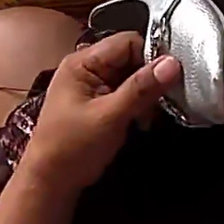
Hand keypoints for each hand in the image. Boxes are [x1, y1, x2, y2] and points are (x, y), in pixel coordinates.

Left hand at [19, 33, 182, 196]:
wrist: (51, 181)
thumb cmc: (72, 148)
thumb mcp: (110, 116)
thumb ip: (141, 89)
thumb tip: (172, 64)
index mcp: (82, 62)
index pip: (127, 42)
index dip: (151, 57)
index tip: (168, 79)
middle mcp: (87, 69)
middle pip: (132, 59)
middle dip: (149, 80)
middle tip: (158, 104)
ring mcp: (93, 87)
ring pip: (132, 78)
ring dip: (145, 96)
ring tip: (146, 118)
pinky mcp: (100, 105)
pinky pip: (127, 95)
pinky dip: (138, 107)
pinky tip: (141, 122)